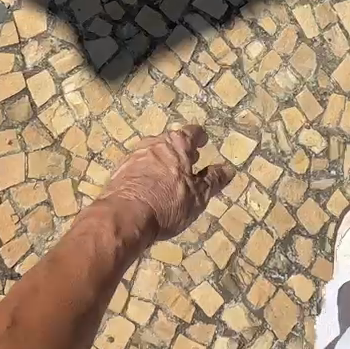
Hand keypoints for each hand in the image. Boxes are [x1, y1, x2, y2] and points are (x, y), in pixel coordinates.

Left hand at [92, 126, 233, 247]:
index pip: (193, 132)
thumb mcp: (198, 196)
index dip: (200, 137)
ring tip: (170, 175)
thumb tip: (229, 169)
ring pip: (154, 152)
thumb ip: (213, 180)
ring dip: (163, 161)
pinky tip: (149, 187)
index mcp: (177, 144)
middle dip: (181, 150)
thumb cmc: (168, 203)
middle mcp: (155, 142)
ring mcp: (135, 155)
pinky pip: (139, 166)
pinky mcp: (120, 170)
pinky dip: (147, 172)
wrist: (125, 216)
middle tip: (190, 160)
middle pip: (171, 141)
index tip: (204, 141)